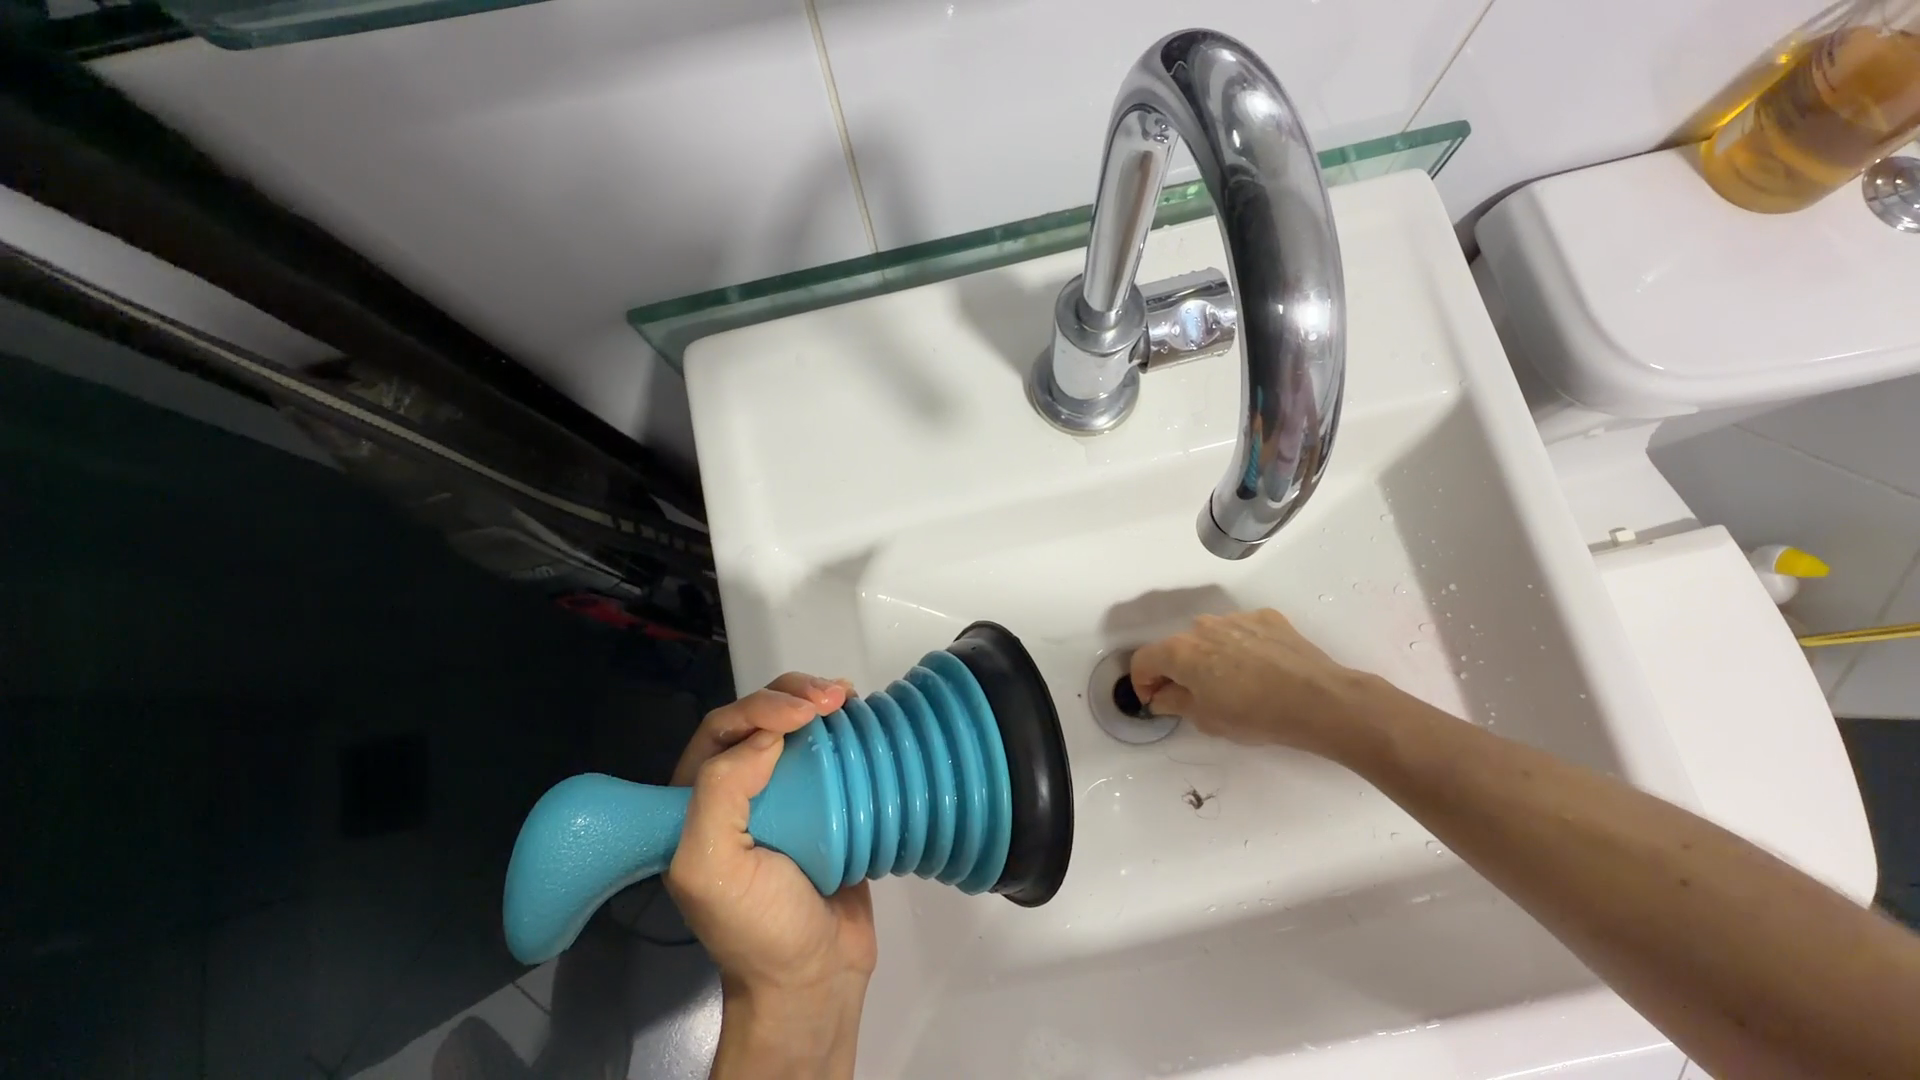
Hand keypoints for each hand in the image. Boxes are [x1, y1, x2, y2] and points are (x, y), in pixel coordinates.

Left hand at [665, 674, 875, 1076]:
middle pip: (760, 719)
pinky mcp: (826, 805)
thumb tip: (769, 736)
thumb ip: (719, 793)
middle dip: (792, 695)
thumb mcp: (711, 868)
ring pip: (797, 729)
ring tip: (847, 698)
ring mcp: (786, 797)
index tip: (802, 714)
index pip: (722, 730)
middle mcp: (739, 791)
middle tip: (832, 697)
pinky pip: (831, 755)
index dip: (759, 709)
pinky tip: (860, 717)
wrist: (816, 978)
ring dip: (820, 702)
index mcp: (697, 802)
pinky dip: (846, 729)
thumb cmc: (758, 928)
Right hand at [1130, 609, 1382, 758]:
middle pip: (1178, 647)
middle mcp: (1203, 627)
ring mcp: (1237, 618)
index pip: (1144, 659)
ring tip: (1234, 684)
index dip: (1142, 682)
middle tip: (1194, 697)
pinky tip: (1260, 670)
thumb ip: (1174, 703)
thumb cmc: (1254, 715)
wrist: (1318, 700)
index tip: (1154, 701)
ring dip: (1212, 657)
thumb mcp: (1205, 720)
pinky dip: (1243, 647)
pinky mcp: (1267, 618)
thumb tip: (1162, 696)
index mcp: (1181, 651)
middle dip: (1179, 670)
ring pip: (1211, 637)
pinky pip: (1243, 631)